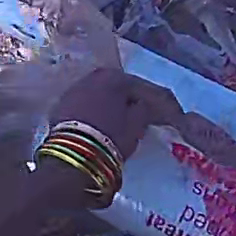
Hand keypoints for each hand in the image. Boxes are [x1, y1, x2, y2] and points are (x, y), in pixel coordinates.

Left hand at [49, 68, 183, 159]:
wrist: (72, 159)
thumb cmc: (111, 137)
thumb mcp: (138, 124)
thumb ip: (147, 109)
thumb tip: (148, 105)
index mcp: (114, 76)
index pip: (145, 87)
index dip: (162, 102)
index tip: (173, 114)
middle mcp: (92, 77)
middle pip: (121, 89)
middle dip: (135, 101)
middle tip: (150, 116)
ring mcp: (74, 90)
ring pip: (103, 96)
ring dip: (115, 106)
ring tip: (128, 122)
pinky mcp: (61, 108)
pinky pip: (88, 106)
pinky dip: (99, 113)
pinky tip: (106, 124)